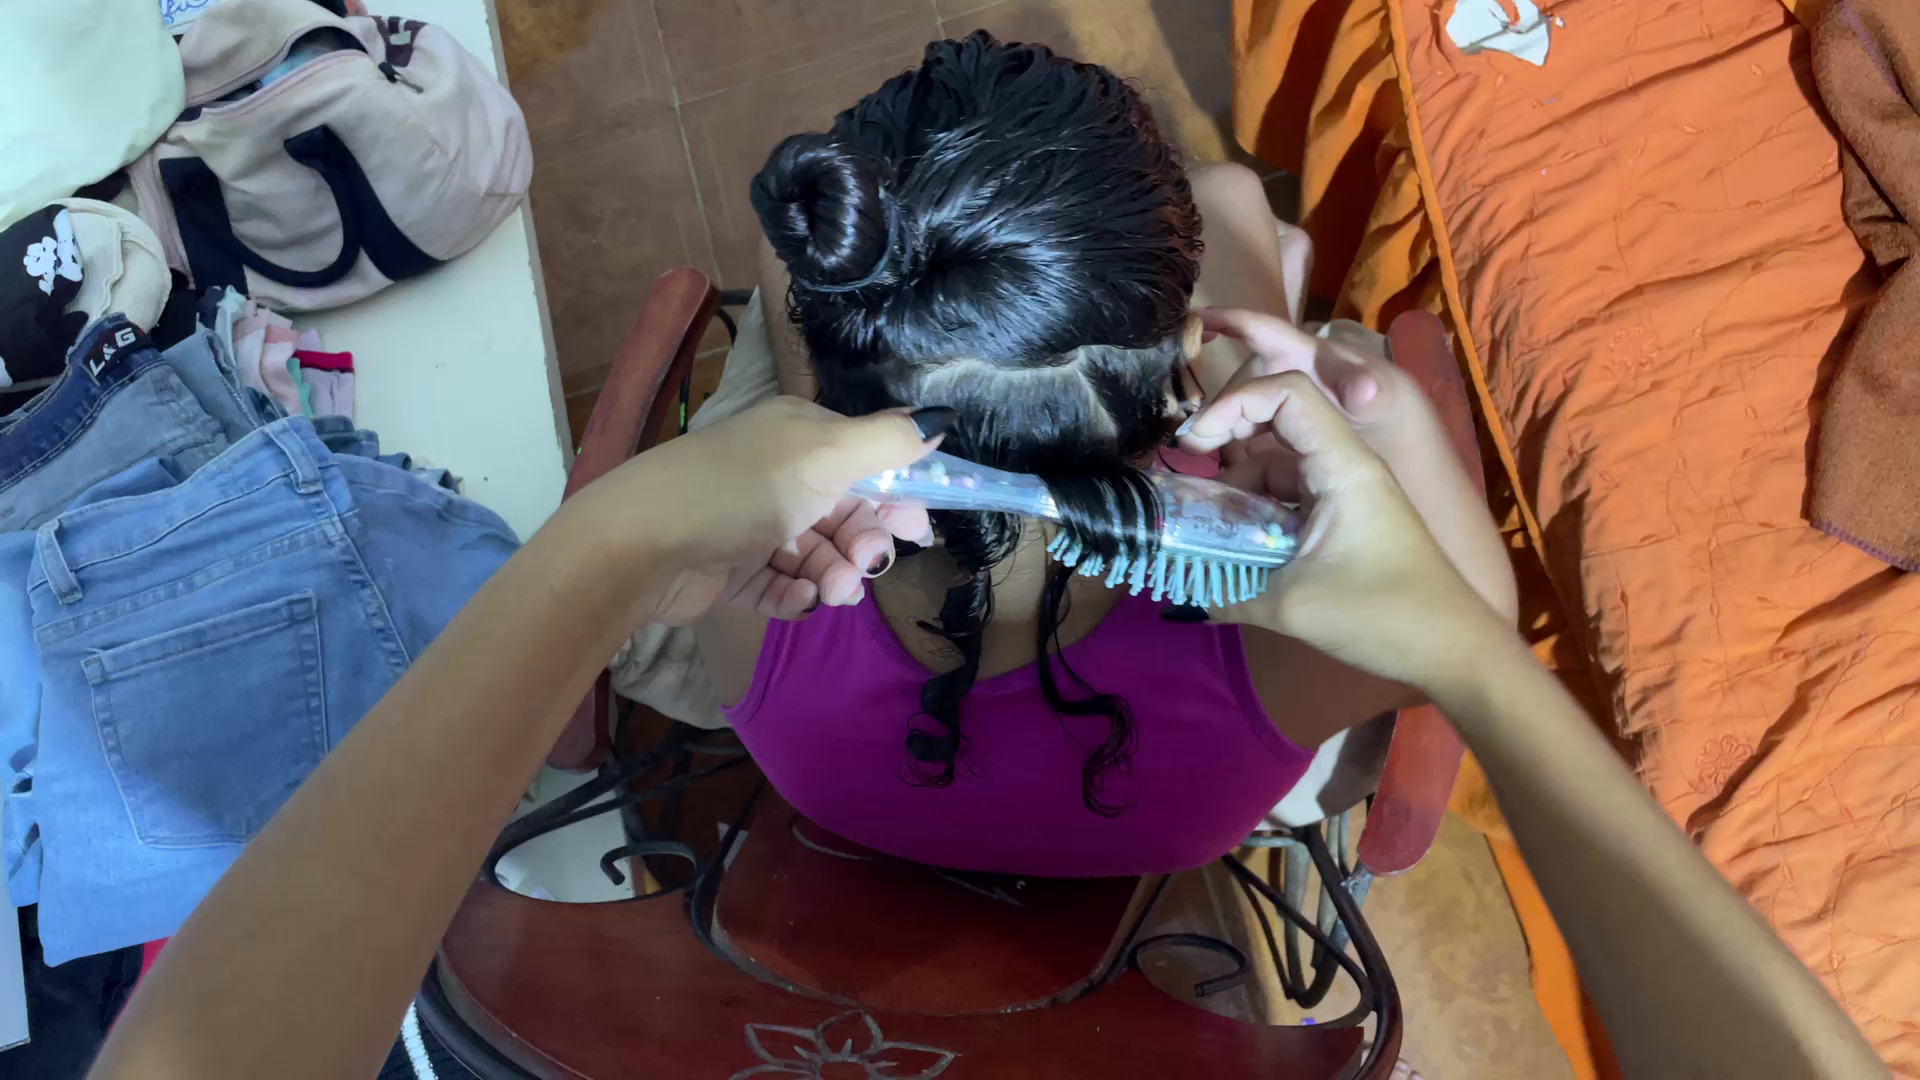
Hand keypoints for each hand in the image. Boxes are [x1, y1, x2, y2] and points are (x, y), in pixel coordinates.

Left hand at [573, 396, 946, 625]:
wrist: (641, 545)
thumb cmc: (742, 489)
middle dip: (864, 543)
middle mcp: (780, 476)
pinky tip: (800, 597)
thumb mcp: (824, 454)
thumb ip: (887, 441)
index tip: (919, 529)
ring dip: (835, 573)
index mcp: (802, 438)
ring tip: (832, 590)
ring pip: (817, 554)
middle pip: (845, 513)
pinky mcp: (733, 569)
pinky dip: (796, 593)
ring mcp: (754, 524)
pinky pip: (781, 583)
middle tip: (867, 564)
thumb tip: (940, 420)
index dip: (897, 495)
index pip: (866, 463)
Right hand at [1184, 370, 1508, 687]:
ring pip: (1275, 460)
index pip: (1288, 393)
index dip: (1233, 403)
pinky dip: (1252, 507)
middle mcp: (1344, 464)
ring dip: (1235, 480)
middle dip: (1227, 428)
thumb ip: (1226, 592)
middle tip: (1187, 460)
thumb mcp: (1292, 606)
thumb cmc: (1384, 617)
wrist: (1453, 651)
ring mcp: (1342, 489)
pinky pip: (1284, 494)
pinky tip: (1229, 537)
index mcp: (1343, 466)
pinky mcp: (1338, 515)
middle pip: (1279, 416)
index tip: (1194, 442)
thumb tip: (1174, 593)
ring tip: (1198, 514)